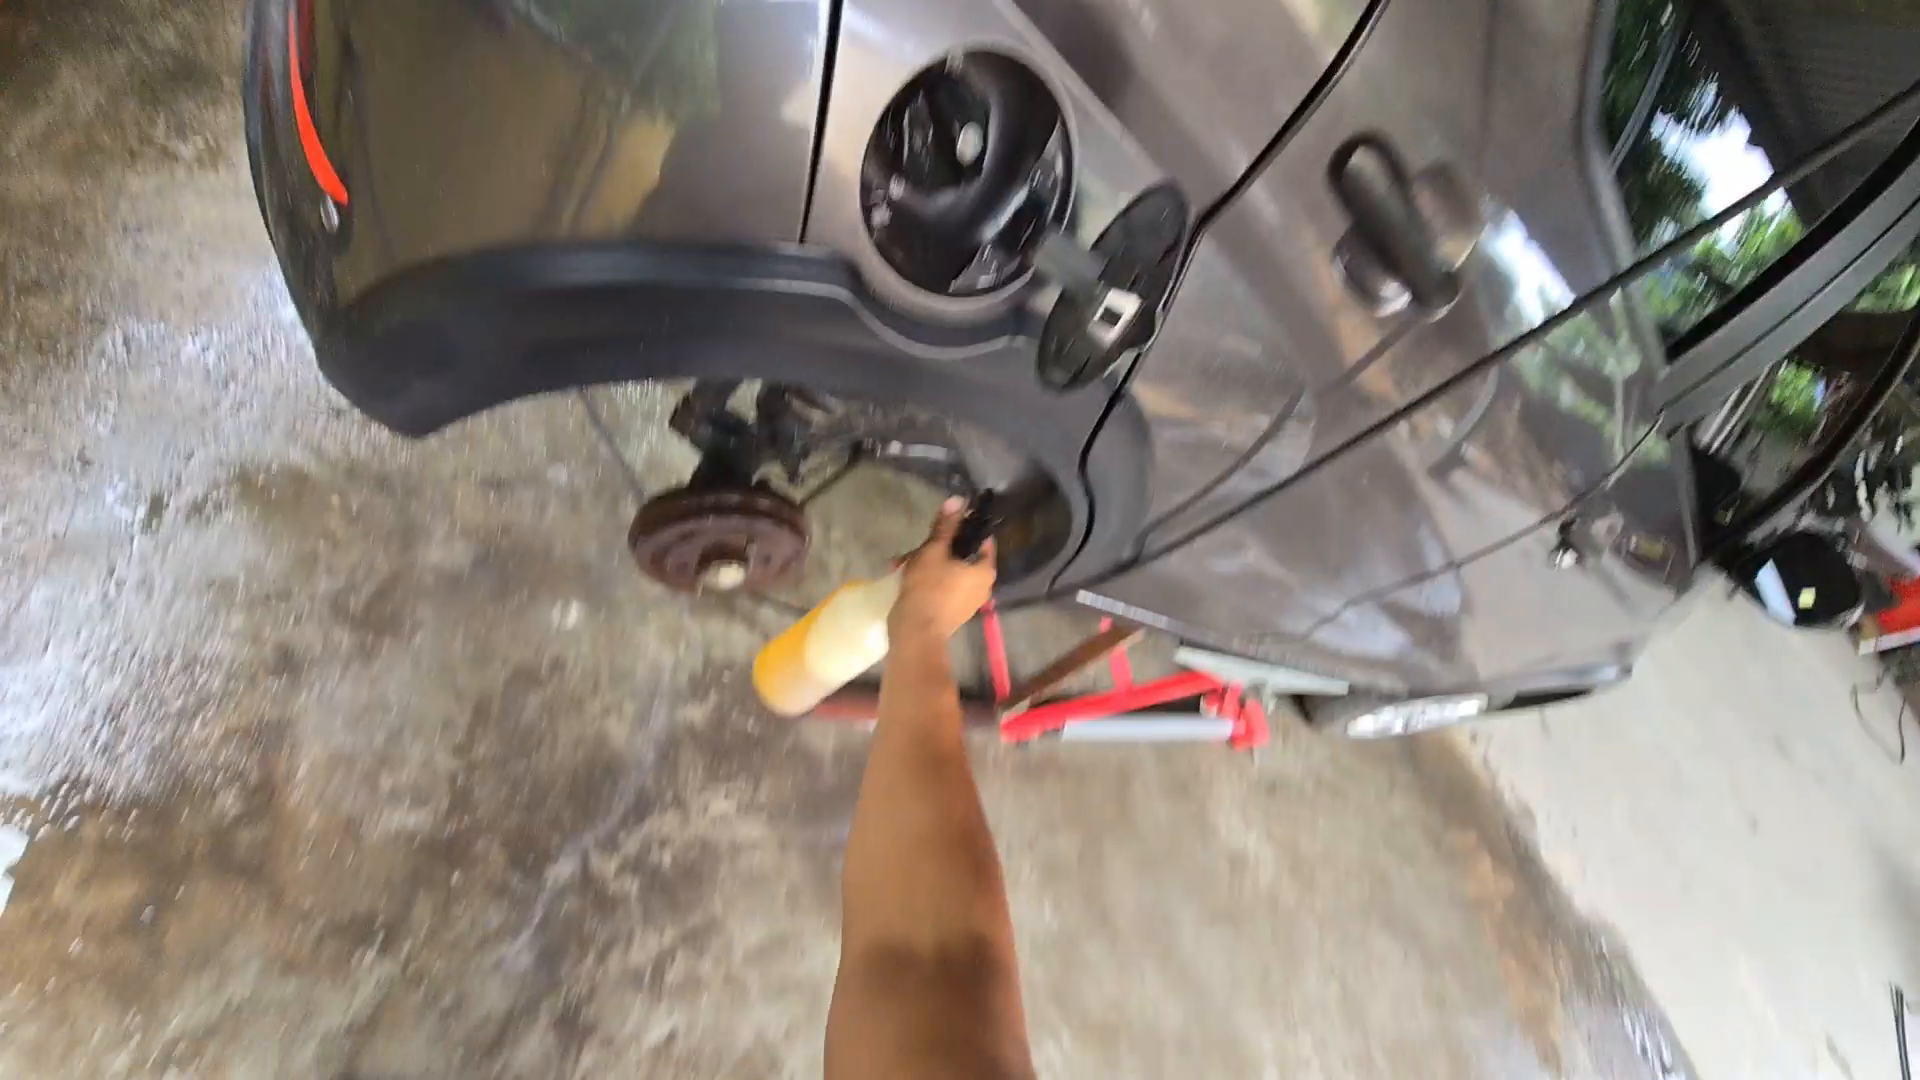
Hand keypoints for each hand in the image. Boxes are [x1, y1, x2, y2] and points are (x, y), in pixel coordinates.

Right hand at [889, 496, 996, 646]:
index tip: (943, 524)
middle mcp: (984, 586)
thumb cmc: (928, 587)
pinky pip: (945, 588)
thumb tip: (958, 499)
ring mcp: (970, 602)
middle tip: (915, 548)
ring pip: (951, 572)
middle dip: (938, 548)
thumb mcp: (934, 550)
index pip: (982, 538)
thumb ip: (946, 525)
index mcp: (985, 570)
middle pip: (964, 556)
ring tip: (905, 563)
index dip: (964, 527)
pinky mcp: (954, 613)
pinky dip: (930, 580)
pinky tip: (908, 578)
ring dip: (930, 563)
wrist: (916, 634)